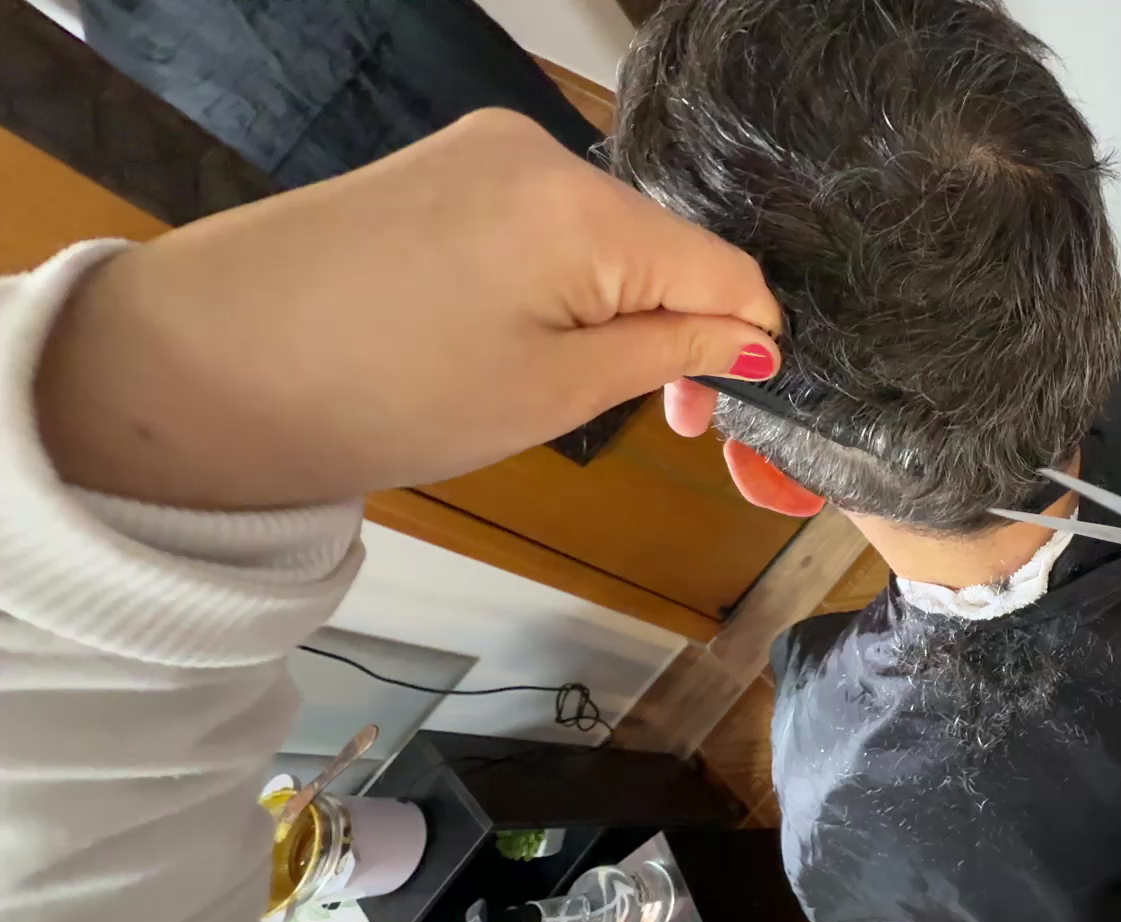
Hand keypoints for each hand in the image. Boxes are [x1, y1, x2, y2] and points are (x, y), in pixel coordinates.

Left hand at [34, 109, 780, 510]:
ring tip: (592, 376)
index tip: (724, 404)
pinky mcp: (458, 164)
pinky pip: (566, 226)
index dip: (749, 338)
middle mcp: (547, 153)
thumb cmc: (400, 399)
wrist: (199, 370)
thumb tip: (762, 344)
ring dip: (634, 310)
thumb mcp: (563, 389)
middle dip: (687, 328)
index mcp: (584, 210)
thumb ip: (675, 352)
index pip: (727, 269)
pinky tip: (546, 329)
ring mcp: (495, 150)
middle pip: (674, 249)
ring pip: (623, 240)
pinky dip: (583, 284)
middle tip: (668, 414)